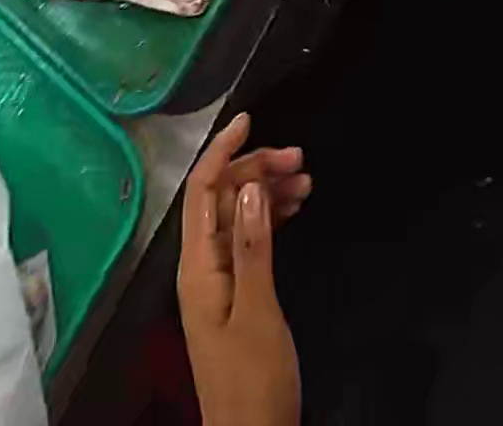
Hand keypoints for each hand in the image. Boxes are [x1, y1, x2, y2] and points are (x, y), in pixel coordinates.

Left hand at [178, 114, 304, 425]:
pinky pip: (249, 236)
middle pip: (222, 197)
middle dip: (256, 169)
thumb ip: (253, 244)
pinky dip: (270, 217)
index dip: (222, 150)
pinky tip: (292, 206)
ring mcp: (218, 275)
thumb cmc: (254, 380)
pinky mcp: (236, 288)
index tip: (248, 121)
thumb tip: (251, 185)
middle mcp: (202, 263)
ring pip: (239, 214)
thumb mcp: (258, 310)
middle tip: (298, 159)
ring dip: (267, 191)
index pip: (202, 189)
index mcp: (198, 264)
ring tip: (304, 178)